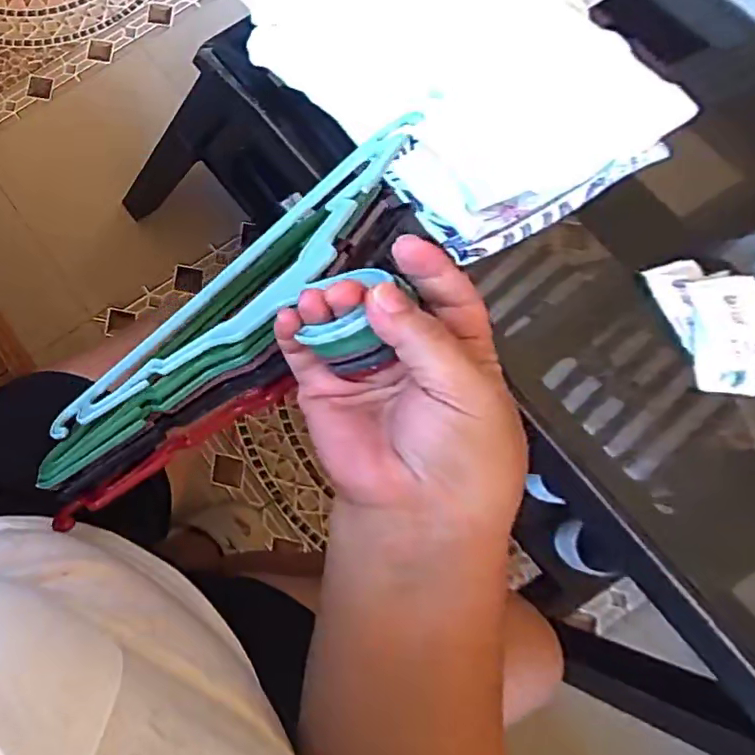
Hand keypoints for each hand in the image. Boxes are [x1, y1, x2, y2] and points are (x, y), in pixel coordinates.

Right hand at [274, 235, 524, 547]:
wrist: (415, 510)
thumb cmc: (464, 457)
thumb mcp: (464, 389)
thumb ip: (422, 337)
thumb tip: (380, 294)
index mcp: (456, 353)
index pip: (444, 299)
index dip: (428, 269)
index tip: (407, 245)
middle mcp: (407, 356)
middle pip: (383, 305)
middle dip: (366, 289)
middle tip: (351, 289)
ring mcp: (362, 370)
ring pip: (340, 323)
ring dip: (327, 306)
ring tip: (319, 301)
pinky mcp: (324, 388)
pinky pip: (305, 352)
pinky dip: (293, 332)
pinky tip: (290, 319)